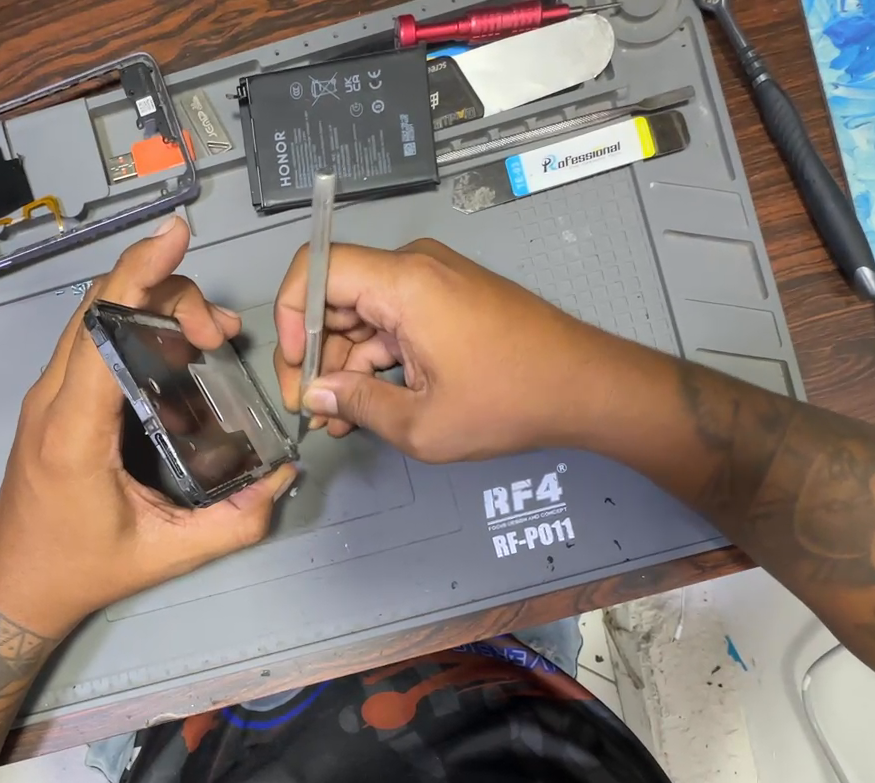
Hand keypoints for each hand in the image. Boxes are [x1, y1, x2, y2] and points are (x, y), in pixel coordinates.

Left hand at [0, 218, 296, 637]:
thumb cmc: (81, 570)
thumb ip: (233, 522)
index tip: (176, 234)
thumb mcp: (167, 554)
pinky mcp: (51, 403)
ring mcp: (45, 398)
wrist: (17, 584)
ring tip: (206, 339)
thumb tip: (281, 479)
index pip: (102, 327)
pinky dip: (132, 329)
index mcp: (73, 431)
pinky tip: (173, 355)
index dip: (141, 273)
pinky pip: (89, 344)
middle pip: (99, 307)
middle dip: (164, 293)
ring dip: (149, 307)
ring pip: (92, 318)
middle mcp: (51, 400)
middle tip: (217, 335)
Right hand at [273, 240, 589, 461]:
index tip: (293, 366)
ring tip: (339, 418)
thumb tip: (317, 395)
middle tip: (313, 407)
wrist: (584, 387)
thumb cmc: (513, 400)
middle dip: (315, 355)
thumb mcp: (421, 423)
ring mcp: (433, 284)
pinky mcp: (446, 302)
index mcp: (405, 284)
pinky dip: (374, 361)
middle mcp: (415, 270)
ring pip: (361, 316)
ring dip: (344, 366)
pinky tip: (367, 403)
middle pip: (336, 298)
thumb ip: (358, 406)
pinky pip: (391, 324)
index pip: (317, 268)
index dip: (289, 316)